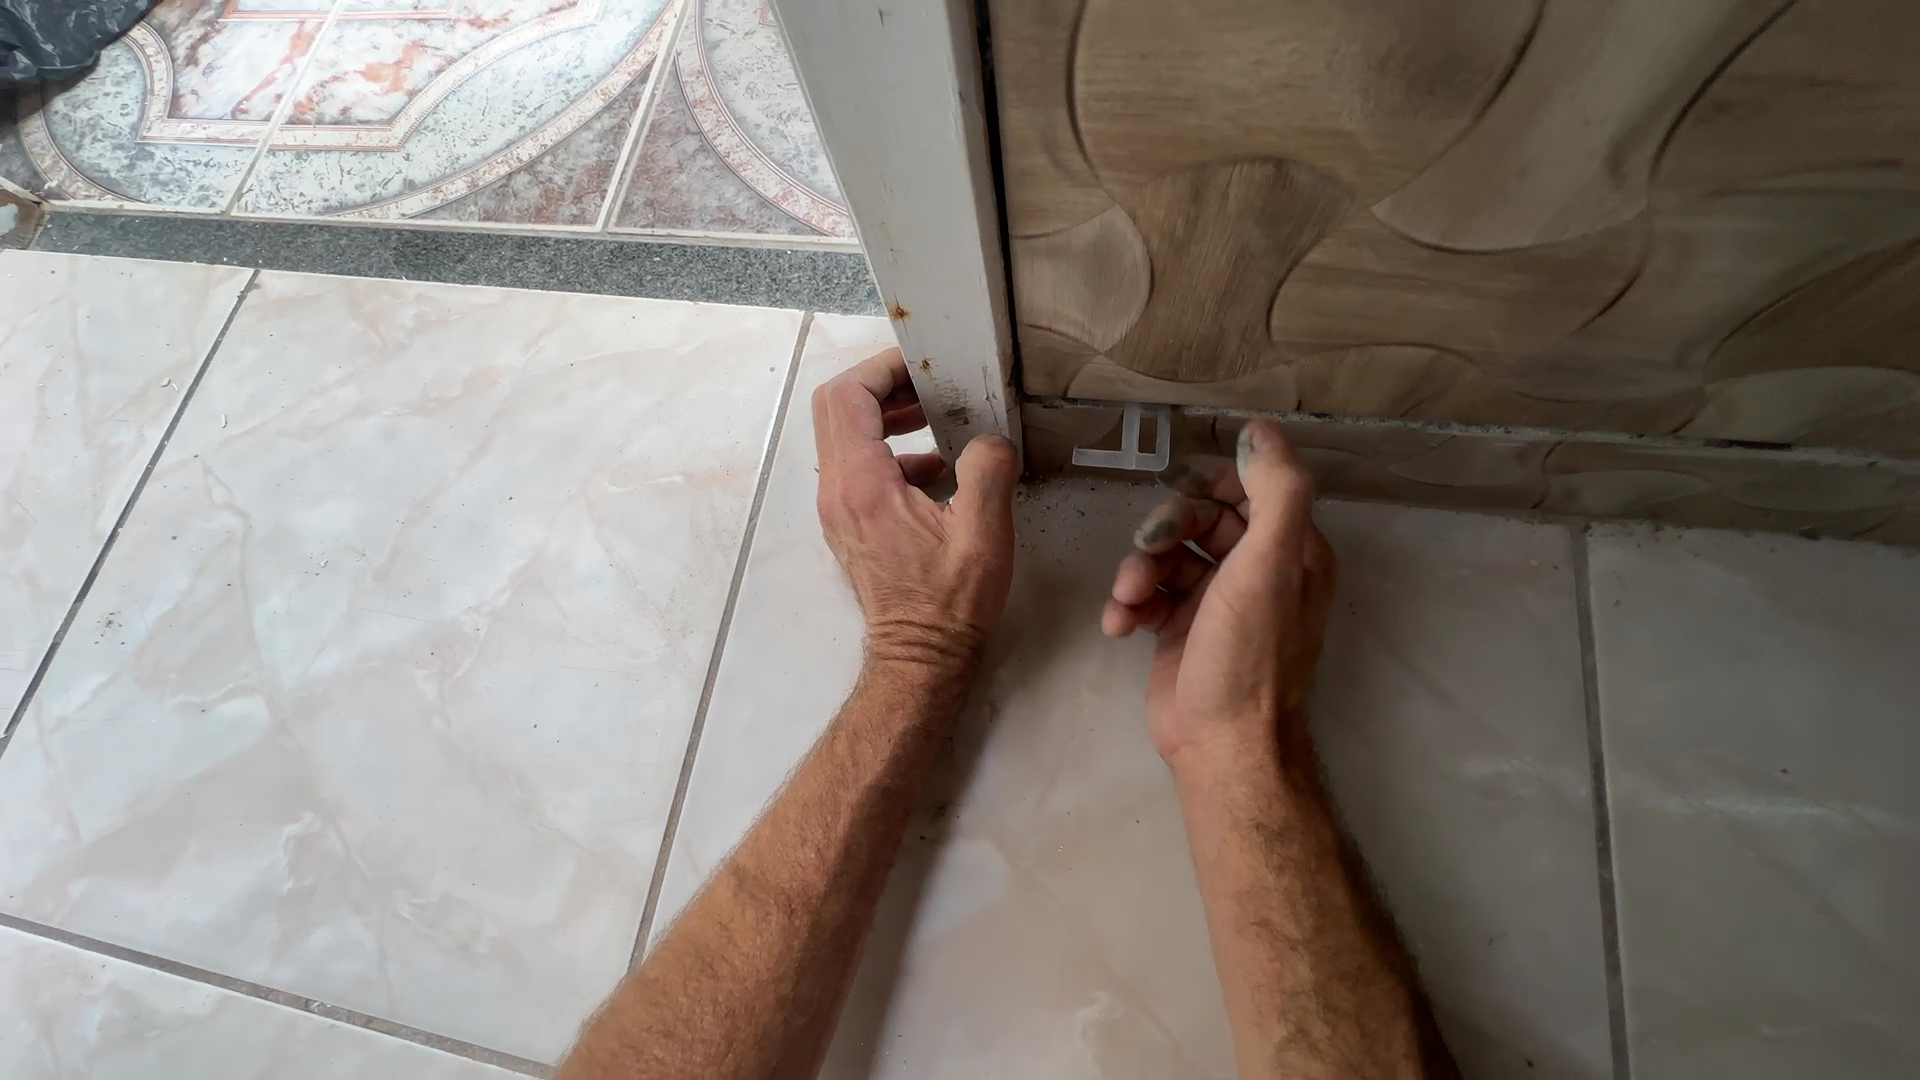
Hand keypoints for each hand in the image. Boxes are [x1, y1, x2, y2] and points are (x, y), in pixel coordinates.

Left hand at [813, 348, 1019, 676]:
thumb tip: (990, 439)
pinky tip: (935, 469)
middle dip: (880, 385)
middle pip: (836, 408)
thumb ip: (988, 470)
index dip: (882, 368)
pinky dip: (889, 451)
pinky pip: (856, 467)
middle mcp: (836, 491)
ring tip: (934, 414)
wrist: (920, 657)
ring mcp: (837, 508)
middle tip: (928, 383)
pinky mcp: (848, 523)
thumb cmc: (950, 602)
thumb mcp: (983, 534)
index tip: (923, 364)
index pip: (847, 397)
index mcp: (862, 485)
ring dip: (884, 417)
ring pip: (843, 437)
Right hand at [1102, 421, 1336, 768]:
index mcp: (1288, 550)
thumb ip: (1275, 492)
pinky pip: (1146, 595)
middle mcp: (1252, 570)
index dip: (1209, 487)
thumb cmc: (1249, 654)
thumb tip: (1259, 430)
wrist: (1219, 743)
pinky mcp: (1176, 628)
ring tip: (1127, 600)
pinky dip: (1127, 605)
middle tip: (1146, 550)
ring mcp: (1212, 600)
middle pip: (1196, 520)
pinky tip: (1119, 626)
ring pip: (1164, 556)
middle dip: (1164, 531)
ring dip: (1137, 571)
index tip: (1180, 497)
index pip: (1246, 490)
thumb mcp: (1270, 566)